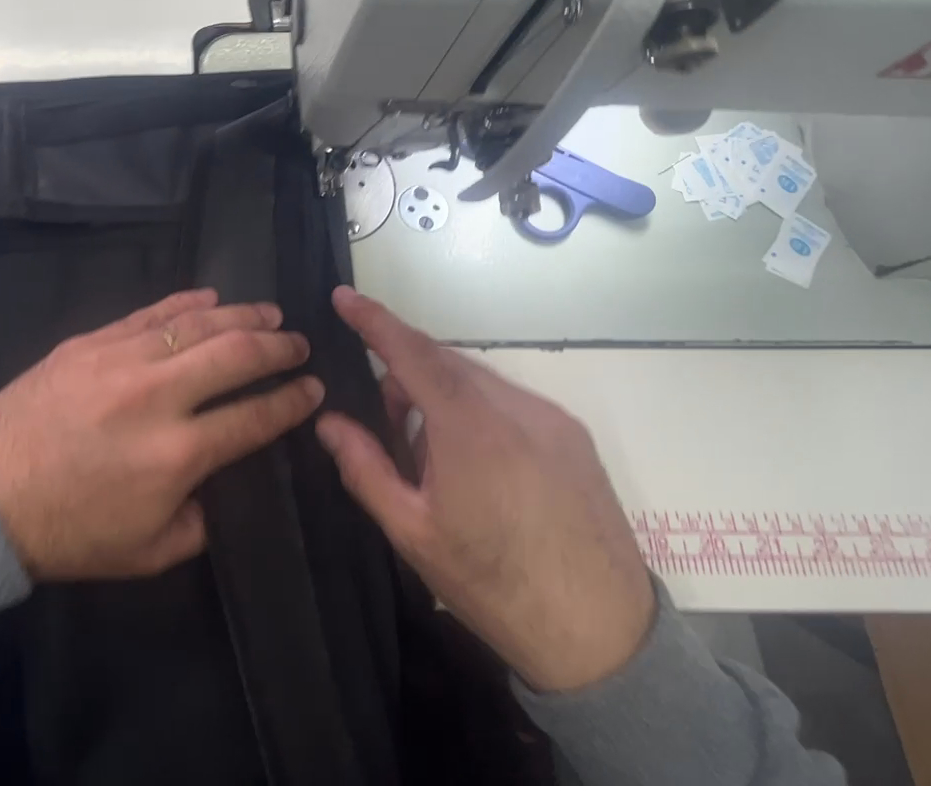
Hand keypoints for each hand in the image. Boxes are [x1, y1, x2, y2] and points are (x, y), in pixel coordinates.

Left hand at [0, 289, 322, 581]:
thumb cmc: (70, 533)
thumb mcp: (150, 552)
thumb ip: (202, 520)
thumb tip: (220, 482)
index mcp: (178, 454)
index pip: (254, 417)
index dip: (292, 401)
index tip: (313, 389)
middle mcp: (157, 397)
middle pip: (235, 356)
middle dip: (277, 347)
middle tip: (299, 344)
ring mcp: (119, 361)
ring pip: (194, 324)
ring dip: (241, 314)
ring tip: (269, 311)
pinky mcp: (87, 343)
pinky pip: (146, 313)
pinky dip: (184, 303)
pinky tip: (210, 297)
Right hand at [315, 286, 653, 692]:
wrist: (600, 633)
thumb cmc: (492, 584)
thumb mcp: (412, 532)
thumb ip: (365, 467)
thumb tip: (329, 421)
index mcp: (470, 429)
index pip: (412, 354)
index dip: (374, 321)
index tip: (343, 297)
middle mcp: (515, 408)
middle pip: (444, 363)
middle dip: (403, 377)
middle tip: (383, 428)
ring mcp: (551, 419)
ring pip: (477, 381)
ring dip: (441, 397)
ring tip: (433, 461)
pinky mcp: (573, 436)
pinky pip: (508, 401)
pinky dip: (476, 411)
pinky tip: (476, 467)